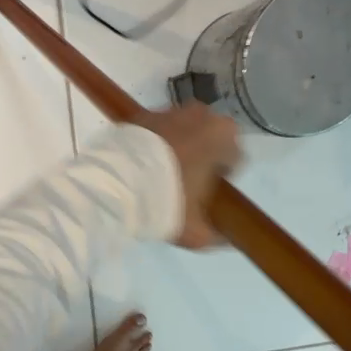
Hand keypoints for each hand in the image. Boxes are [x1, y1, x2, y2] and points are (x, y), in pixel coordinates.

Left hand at [132, 103, 242, 249]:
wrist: (115, 186)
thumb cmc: (166, 204)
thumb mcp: (196, 232)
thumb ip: (216, 236)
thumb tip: (225, 240)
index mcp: (224, 136)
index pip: (235, 158)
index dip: (222, 179)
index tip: (207, 197)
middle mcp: (202, 115)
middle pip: (209, 140)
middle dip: (201, 159)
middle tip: (184, 186)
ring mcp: (169, 111)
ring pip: (182, 132)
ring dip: (178, 150)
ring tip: (159, 178)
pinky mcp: (140, 115)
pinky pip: (156, 132)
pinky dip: (153, 146)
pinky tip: (141, 169)